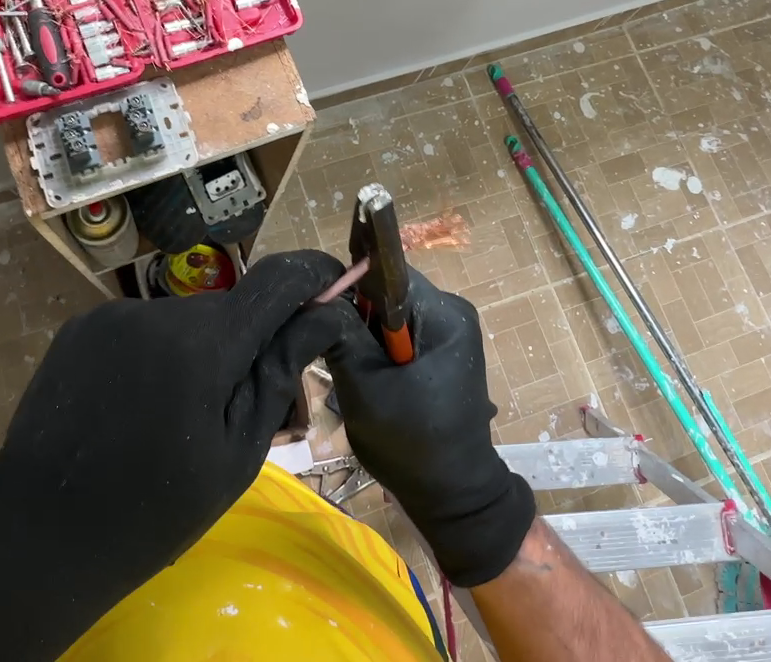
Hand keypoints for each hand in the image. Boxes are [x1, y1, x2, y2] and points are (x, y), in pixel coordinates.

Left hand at [0, 251, 349, 661]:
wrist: (41, 533)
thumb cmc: (156, 509)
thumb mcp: (237, 450)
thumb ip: (280, 372)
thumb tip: (327, 315)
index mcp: (206, 344)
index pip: (279, 280)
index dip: (315, 275)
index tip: (335, 286)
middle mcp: (159, 311)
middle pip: (231, 306)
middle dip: (250, 338)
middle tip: (246, 399)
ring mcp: (114, 314)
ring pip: (186, 317)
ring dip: (201, 348)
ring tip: (181, 411)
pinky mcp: (83, 325)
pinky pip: (143, 326)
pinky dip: (159, 351)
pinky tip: (140, 402)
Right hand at [326, 269, 535, 585]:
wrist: (454, 495)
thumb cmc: (410, 445)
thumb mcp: (363, 388)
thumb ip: (339, 334)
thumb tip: (316, 294)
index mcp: (445, 316)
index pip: (387, 276)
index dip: (350, 289)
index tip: (323, 316)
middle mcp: (454, 312)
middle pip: (390, 293)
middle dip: (358, 316)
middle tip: (337, 352)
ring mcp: (453, 331)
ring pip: (393, 312)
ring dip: (368, 334)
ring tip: (355, 369)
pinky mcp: (446, 350)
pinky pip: (404, 330)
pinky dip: (383, 347)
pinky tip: (374, 376)